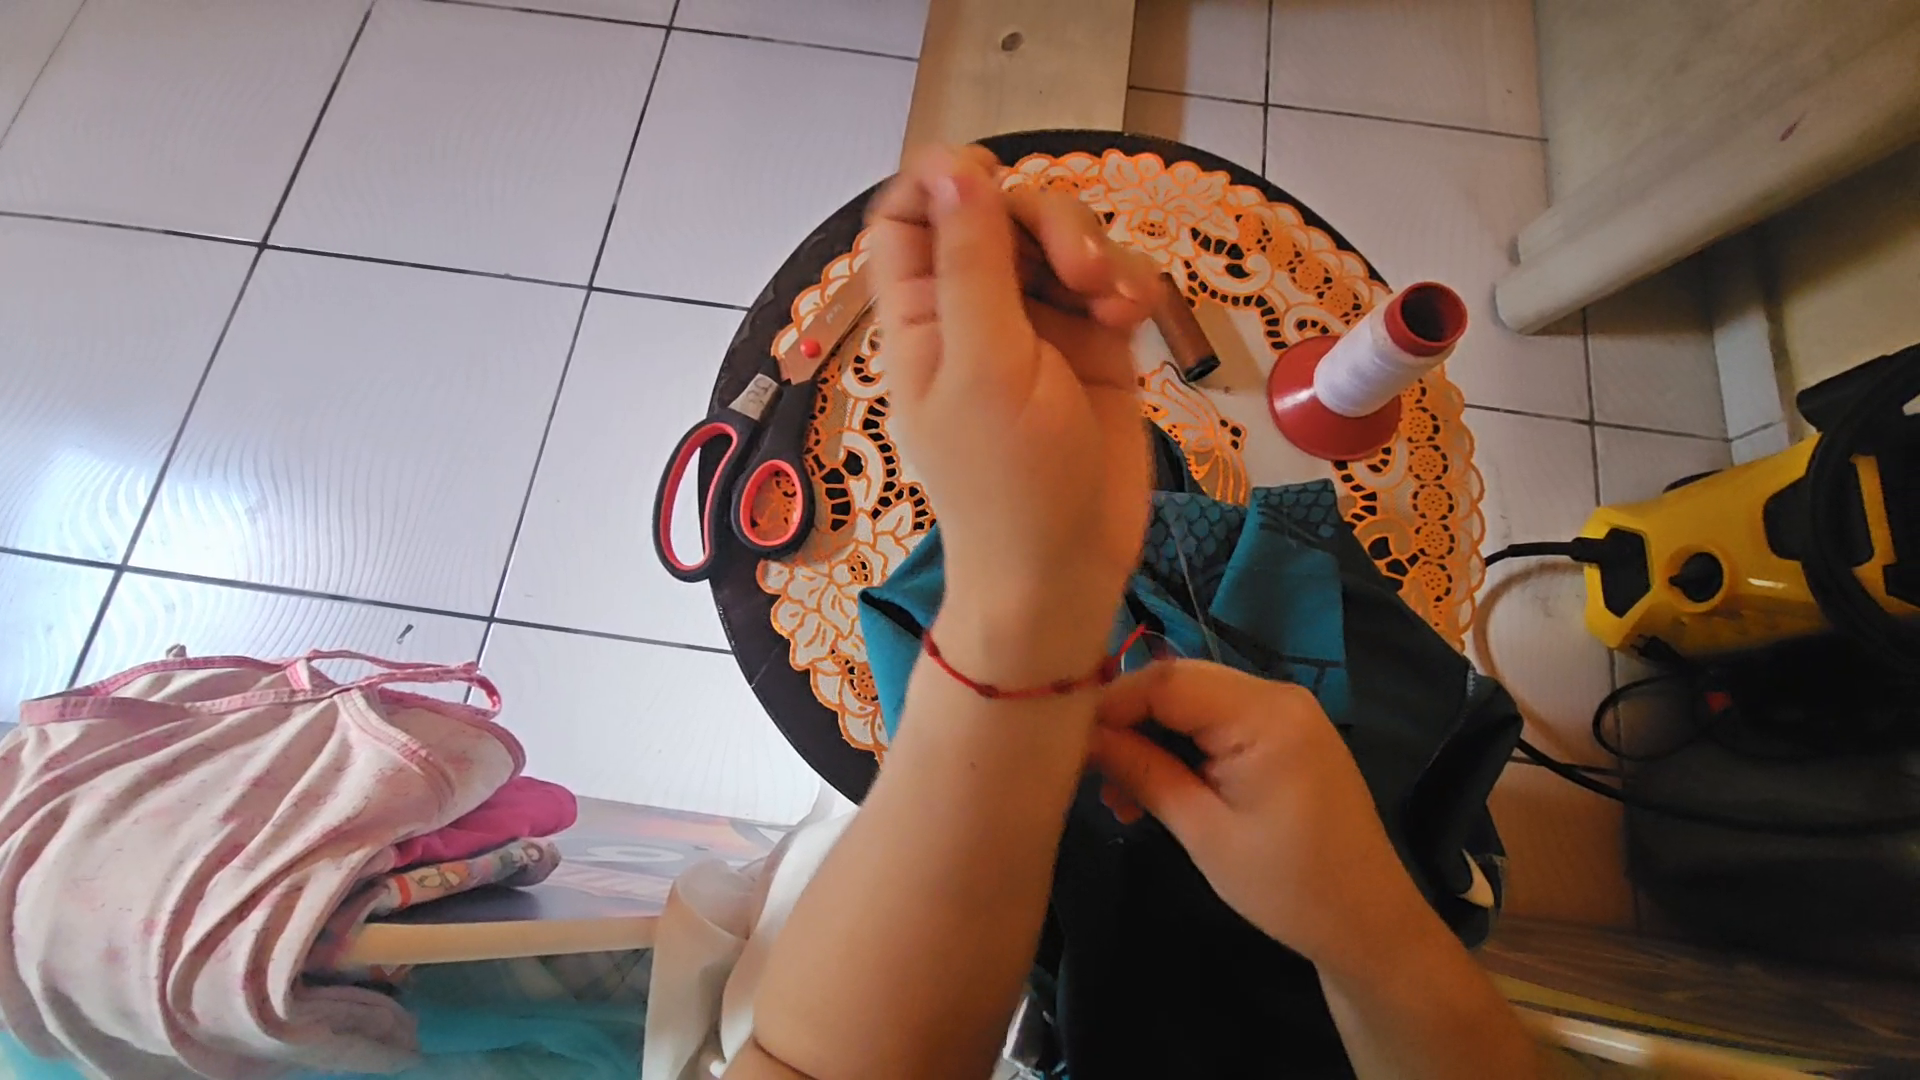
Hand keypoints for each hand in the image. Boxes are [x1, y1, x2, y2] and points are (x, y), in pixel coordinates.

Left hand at [867, 145, 1161, 683]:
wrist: (1065, 565)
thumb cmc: (1009, 480)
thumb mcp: (984, 367)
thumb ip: (971, 264)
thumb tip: (952, 166)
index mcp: (923, 316)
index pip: (910, 216)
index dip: (941, 182)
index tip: (989, 180)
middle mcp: (975, 311)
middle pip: (1000, 213)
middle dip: (1045, 221)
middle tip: (1081, 271)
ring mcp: (1037, 326)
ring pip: (1062, 240)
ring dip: (1096, 254)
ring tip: (1118, 307)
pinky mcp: (1091, 345)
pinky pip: (1108, 282)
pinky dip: (1125, 285)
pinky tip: (1136, 316)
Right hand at [1089, 659, 1441, 977]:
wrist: (1370, 927)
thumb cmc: (1289, 888)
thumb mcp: (1203, 833)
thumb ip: (1141, 772)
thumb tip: (1082, 736)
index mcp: (1266, 715)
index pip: (1168, 681)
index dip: (1112, 701)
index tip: (1067, 735)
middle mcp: (1276, 696)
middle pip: (1178, 683)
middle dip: (1127, 719)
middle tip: (1089, 764)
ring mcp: (1283, 711)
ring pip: (1190, 701)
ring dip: (1149, 737)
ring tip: (1118, 793)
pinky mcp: (1281, 731)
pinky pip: (1214, 720)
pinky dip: (1178, 746)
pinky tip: (1153, 786)